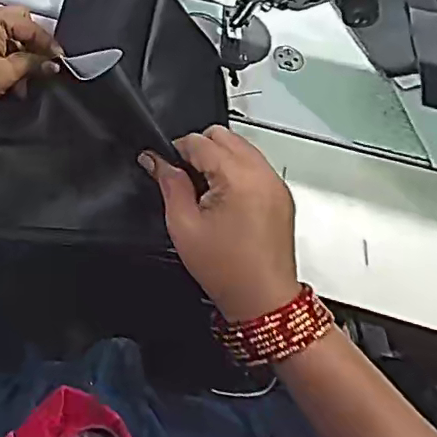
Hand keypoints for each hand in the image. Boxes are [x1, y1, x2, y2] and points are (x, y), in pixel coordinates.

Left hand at [0, 5, 59, 111]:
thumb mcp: (7, 73)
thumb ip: (32, 64)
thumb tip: (48, 63)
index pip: (30, 25)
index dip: (47, 43)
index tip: (57, 58)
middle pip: (20, 26)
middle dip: (33, 46)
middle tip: (44, 64)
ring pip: (9, 38)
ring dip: (20, 57)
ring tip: (26, 81)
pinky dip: (7, 59)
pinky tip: (13, 80)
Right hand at [140, 126, 298, 320]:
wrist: (263, 300)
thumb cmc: (227, 270)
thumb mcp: (183, 224)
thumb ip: (169, 183)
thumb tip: (155, 159)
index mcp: (239, 179)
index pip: (200, 141)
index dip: (175, 151)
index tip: (163, 166)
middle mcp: (263, 175)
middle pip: (223, 135)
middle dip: (199, 150)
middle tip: (184, 178)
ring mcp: (275, 183)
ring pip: (240, 146)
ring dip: (218, 158)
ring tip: (204, 190)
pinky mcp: (281, 194)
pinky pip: (254, 164)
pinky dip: (235, 169)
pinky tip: (222, 196)